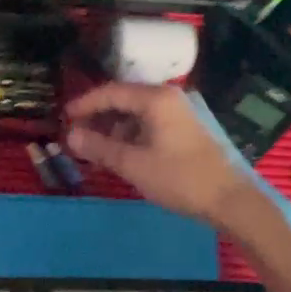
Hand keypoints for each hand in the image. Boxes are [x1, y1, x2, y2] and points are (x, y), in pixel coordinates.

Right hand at [65, 83, 262, 225]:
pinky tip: (117, 155)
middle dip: (97, 118)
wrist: (227, 199)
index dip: (84, 104)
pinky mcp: (181, 130)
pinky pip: (146, 125)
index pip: (110, 92)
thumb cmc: (178, 178)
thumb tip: (70, 136)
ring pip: (134, 114)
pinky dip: (128, 136)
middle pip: (122, 100)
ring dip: (112, 129)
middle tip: (75, 137)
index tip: (64, 119)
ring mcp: (176, 113)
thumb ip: (98, 147)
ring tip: (93, 151)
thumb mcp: (133, 164)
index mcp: (155, 99)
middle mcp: (166, 98)